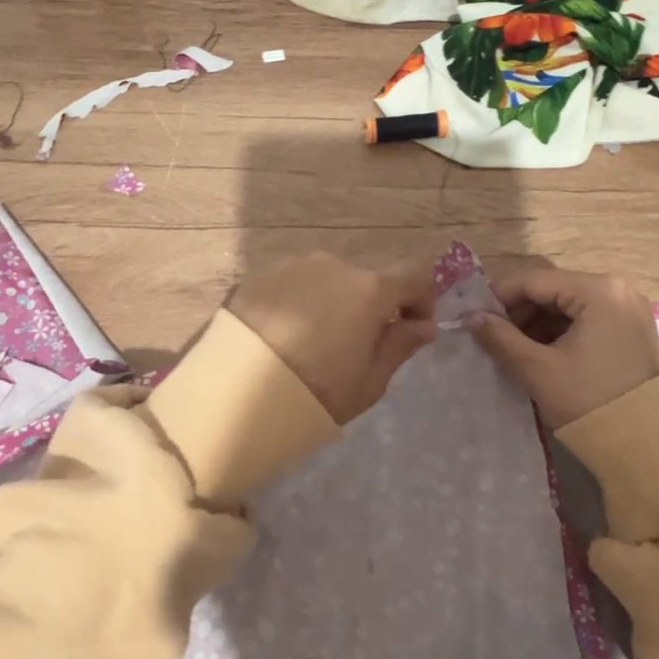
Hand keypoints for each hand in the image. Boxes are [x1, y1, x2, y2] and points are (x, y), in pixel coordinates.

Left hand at [228, 251, 437, 422]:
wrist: (234, 394)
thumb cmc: (315, 392)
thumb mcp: (369, 382)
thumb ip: (400, 346)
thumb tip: (424, 326)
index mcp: (369, 289)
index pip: (416, 275)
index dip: (424, 301)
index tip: (414, 330)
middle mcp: (333, 265)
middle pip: (369, 279)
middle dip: (375, 306)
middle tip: (360, 346)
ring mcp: (293, 266)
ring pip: (329, 280)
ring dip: (335, 303)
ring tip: (316, 343)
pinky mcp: (259, 275)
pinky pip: (295, 284)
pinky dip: (302, 302)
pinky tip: (286, 336)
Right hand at [470, 267, 658, 429]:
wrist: (646, 443)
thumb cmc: (588, 399)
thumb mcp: (538, 369)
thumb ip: (501, 338)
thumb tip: (472, 318)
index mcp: (598, 290)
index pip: (535, 281)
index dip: (500, 298)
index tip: (476, 319)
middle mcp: (618, 290)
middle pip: (554, 290)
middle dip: (521, 313)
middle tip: (495, 340)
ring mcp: (630, 311)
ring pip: (570, 306)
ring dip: (539, 325)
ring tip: (515, 351)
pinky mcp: (633, 332)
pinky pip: (589, 321)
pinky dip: (562, 333)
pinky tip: (543, 355)